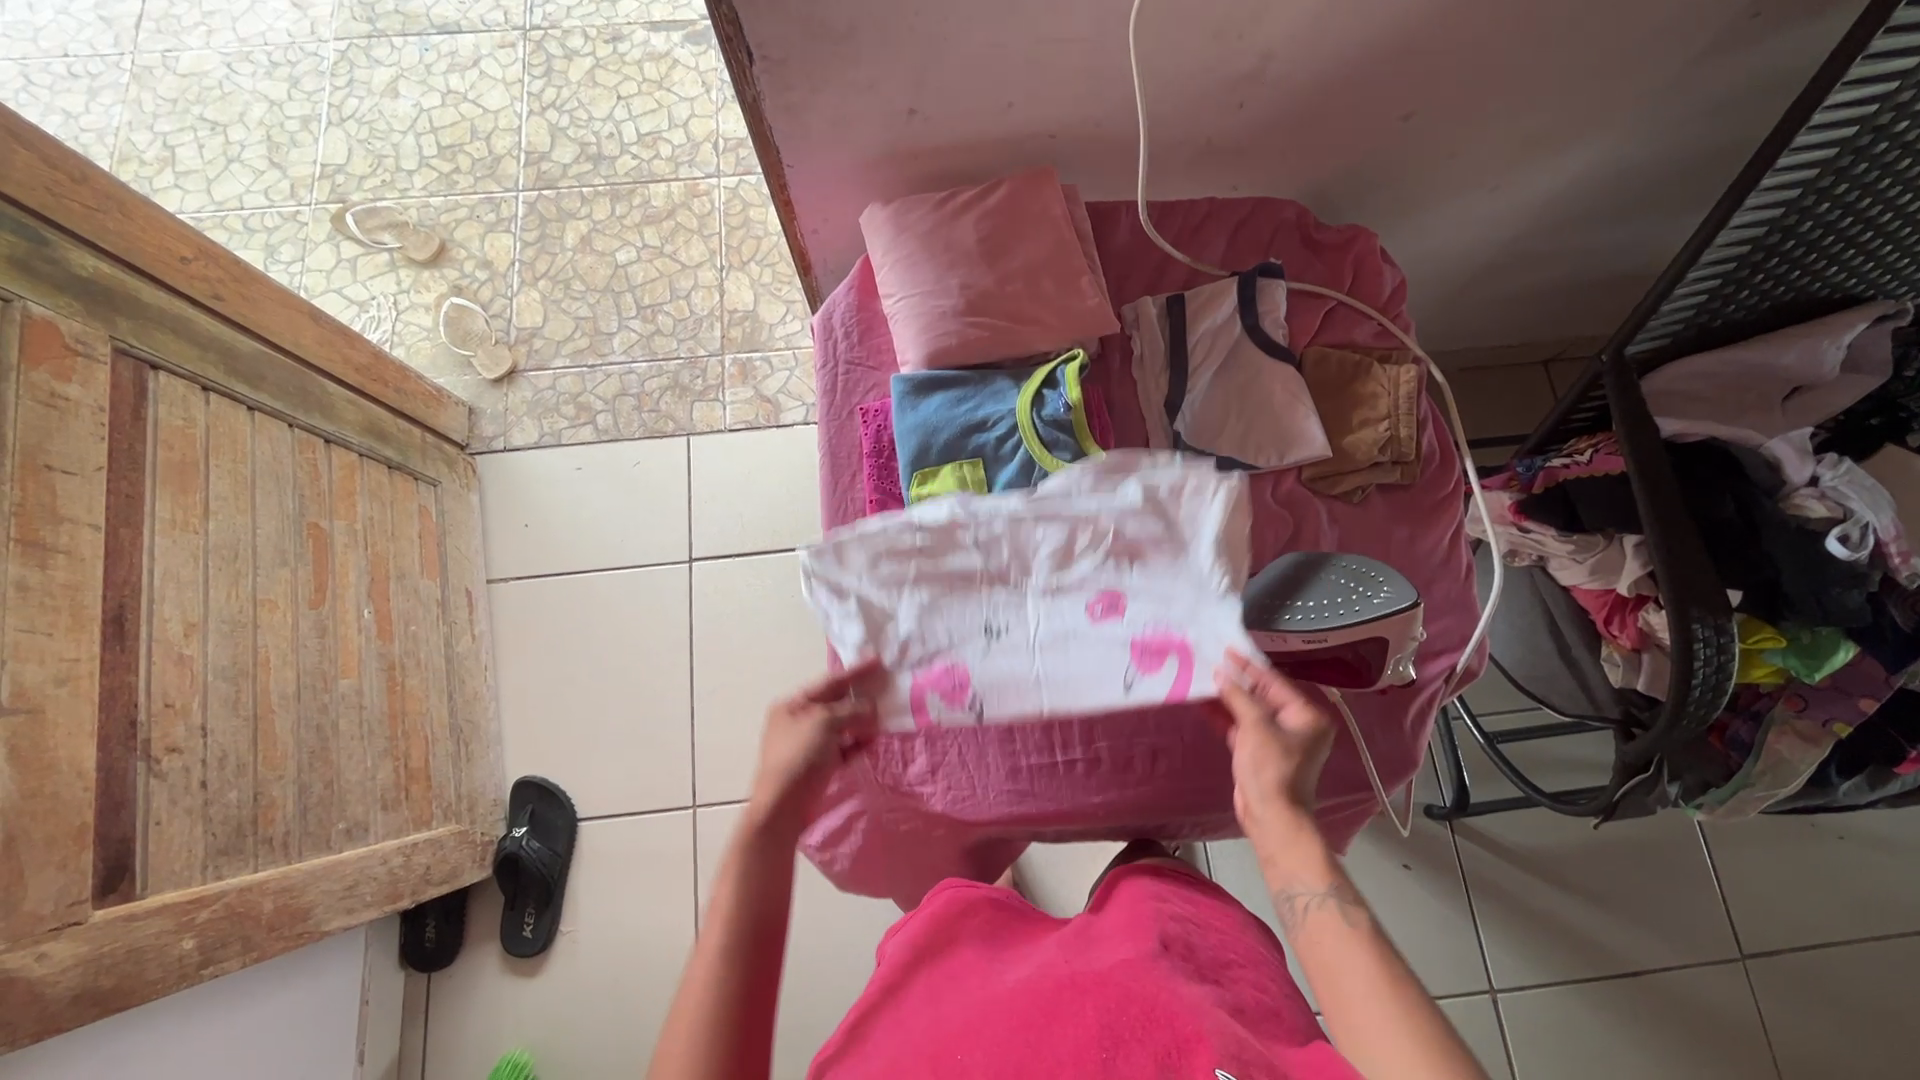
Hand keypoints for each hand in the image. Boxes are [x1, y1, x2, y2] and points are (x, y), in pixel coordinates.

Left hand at [745, 658, 886, 843]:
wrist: (783, 806)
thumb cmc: (799, 756)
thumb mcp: (825, 723)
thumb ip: (851, 710)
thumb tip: (871, 708)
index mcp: (793, 705)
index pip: (828, 682)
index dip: (854, 672)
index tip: (878, 661)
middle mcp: (799, 721)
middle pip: (835, 703)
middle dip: (860, 698)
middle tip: (886, 688)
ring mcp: (809, 744)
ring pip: (841, 726)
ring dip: (861, 722)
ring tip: (883, 717)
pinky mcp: (819, 765)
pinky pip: (843, 748)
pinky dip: (857, 743)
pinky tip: (872, 741)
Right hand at [1213, 649, 1335, 844]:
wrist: (1270, 815)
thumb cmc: (1271, 768)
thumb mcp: (1256, 727)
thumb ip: (1239, 696)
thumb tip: (1221, 674)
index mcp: (1306, 715)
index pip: (1274, 682)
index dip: (1249, 666)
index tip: (1227, 650)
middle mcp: (1296, 724)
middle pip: (1262, 695)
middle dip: (1236, 681)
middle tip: (1213, 661)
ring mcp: (1277, 739)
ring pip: (1249, 711)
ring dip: (1227, 697)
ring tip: (1204, 678)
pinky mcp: (1259, 752)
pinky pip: (1241, 726)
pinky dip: (1225, 716)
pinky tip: (1204, 703)